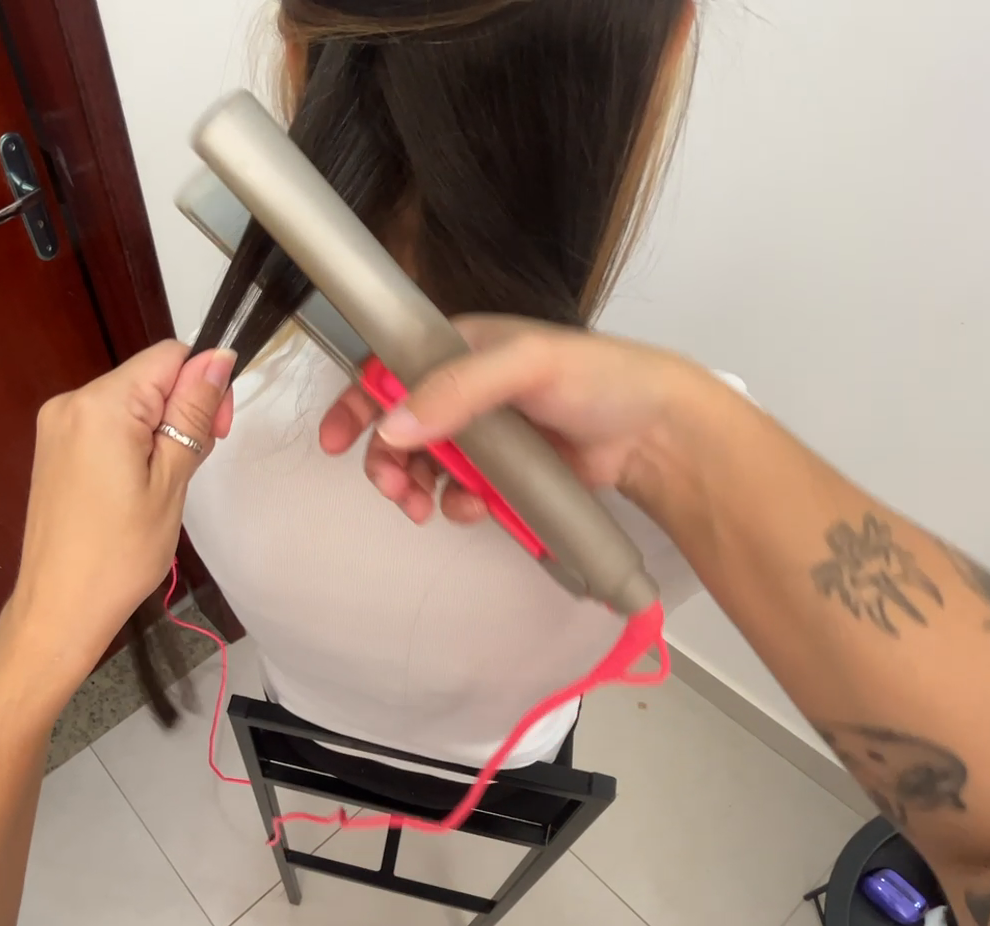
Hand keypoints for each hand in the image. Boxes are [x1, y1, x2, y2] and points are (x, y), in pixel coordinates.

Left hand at [7, 340, 234, 665]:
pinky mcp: (52, 448)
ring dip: (158, 430)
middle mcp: (70, 401)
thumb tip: (218, 356)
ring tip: (160, 486)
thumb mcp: (170, 481)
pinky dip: (131, 442)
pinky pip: (105, 424)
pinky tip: (135, 485)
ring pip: (129, 402)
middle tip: (187, 470)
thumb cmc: (120, 555)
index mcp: (100, 404)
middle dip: (181, 411)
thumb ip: (192, 413)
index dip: (204, 385)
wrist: (60, 607)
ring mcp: (55, 425)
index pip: (169, 356)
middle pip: (148, 376)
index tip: (214, 435)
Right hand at [318, 315, 710, 520]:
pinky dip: (455, 505)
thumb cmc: (600, 379)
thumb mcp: (526, 365)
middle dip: (386, 463)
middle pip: (396, 429)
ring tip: (426, 506)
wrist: (654, 435)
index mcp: (459, 352)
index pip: (388, 371)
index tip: (335, 440)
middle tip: (394, 489)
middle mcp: (460, 393)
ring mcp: (477, 436)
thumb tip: (394, 426)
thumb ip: (457, 389)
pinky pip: (455, 492)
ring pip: (420, 466)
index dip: (356, 404)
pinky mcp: (495, 473)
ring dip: (413, 489)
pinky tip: (474, 508)